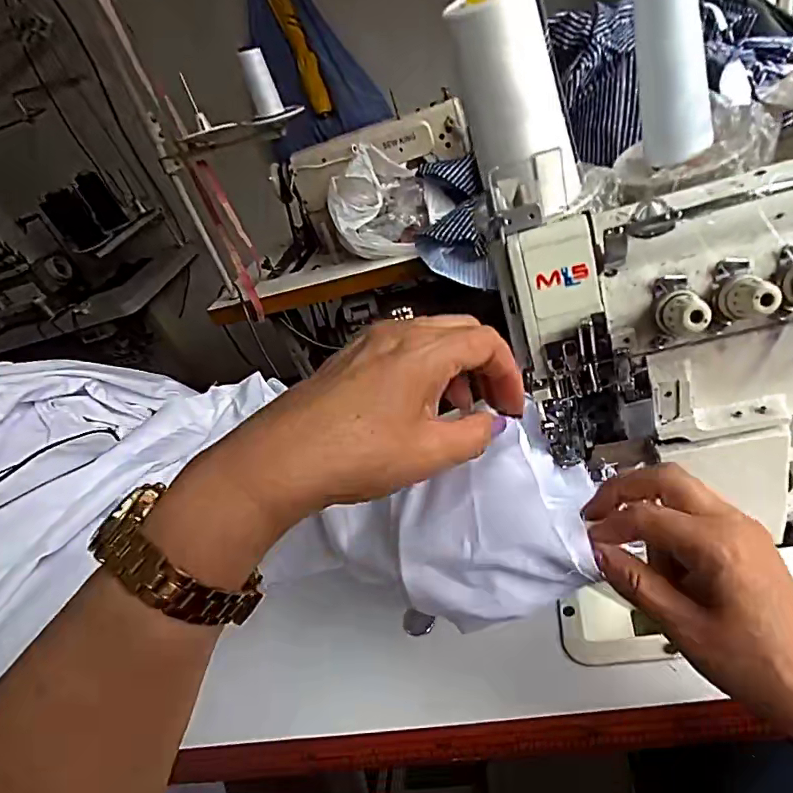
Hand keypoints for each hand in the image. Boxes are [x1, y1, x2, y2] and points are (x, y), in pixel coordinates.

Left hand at [160, 316, 526, 578]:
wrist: (281, 461)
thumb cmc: (350, 453)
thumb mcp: (431, 453)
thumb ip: (475, 434)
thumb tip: (488, 424)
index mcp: (422, 351)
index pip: (486, 341)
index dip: (509, 373)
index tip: (511, 404)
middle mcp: (396, 336)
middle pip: (463, 331)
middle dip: (488, 367)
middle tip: (494, 403)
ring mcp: (370, 344)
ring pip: (434, 339)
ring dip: (458, 369)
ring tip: (459, 410)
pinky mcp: (353, 360)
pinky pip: (406, 351)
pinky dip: (429, 371)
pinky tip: (423, 409)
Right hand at [585, 464, 792, 728]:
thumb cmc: (763, 664)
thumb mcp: (684, 628)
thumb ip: (638, 584)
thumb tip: (603, 554)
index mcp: (720, 544)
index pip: (647, 515)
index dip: (609, 525)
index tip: (588, 539)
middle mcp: (736, 527)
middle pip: (668, 480)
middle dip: (625, 491)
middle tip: (596, 514)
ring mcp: (745, 533)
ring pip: (685, 498)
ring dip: (653, 517)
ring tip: (649, 575)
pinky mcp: (748, 546)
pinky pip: (701, 522)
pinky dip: (675, 534)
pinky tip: (670, 576)